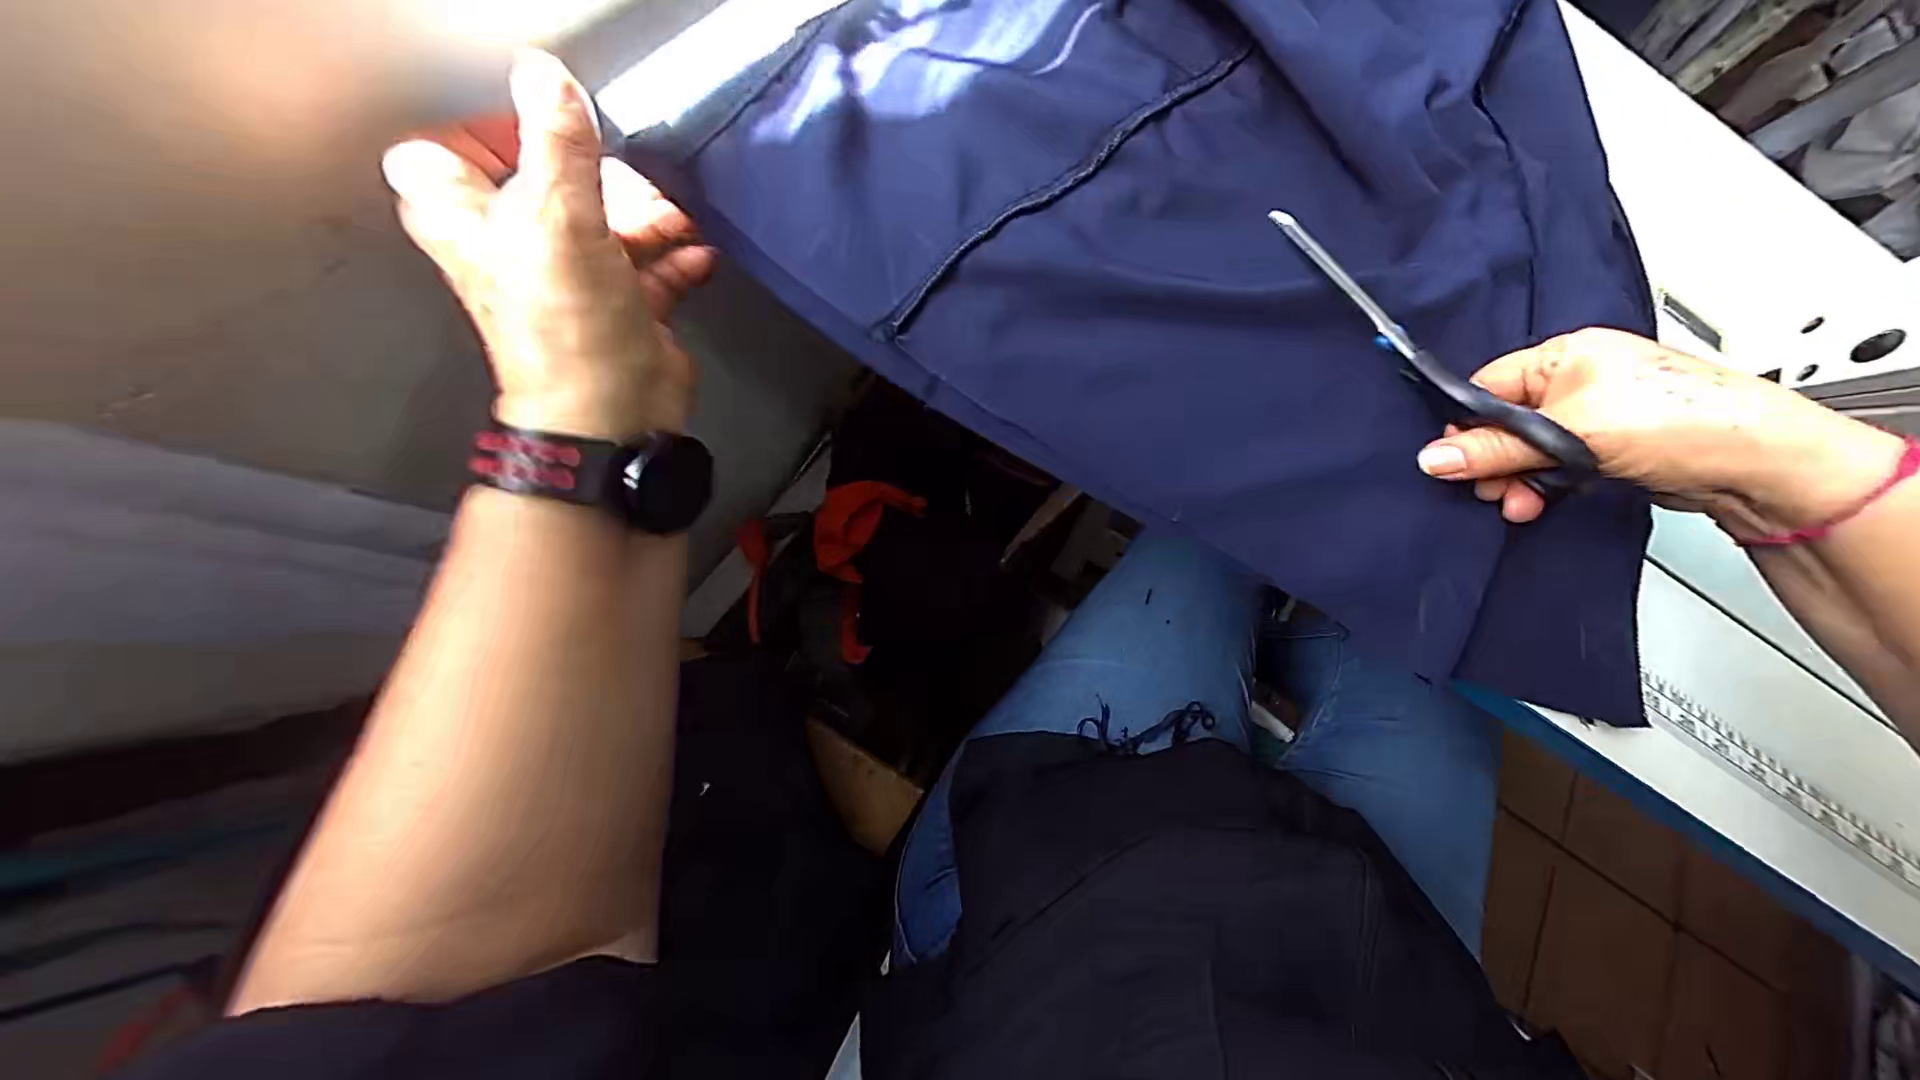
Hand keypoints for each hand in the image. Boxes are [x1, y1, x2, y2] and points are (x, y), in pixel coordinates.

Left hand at [380, 50, 714, 438]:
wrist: (617, 413)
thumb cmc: (569, 333)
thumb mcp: (559, 223)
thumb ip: (557, 144)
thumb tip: (548, 75)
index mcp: (470, 219)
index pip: (454, 146)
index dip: (500, 130)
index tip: (551, 133)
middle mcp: (520, 243)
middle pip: (558, 177)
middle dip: (608, 180)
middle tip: (635, 198)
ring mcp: (576, 274)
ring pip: (611, 216)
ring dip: (652, 216)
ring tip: (674, 229)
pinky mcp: (626, 301)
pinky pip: (654, 261)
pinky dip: (678, 255)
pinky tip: (694, 256)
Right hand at [1414, 327, 1905, 533]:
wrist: (1765, 466)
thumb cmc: (1687, 424)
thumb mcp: (1568, 435)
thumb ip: (1491, 449)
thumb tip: (1431, 458)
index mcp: (1565, 354)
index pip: (1485, 389)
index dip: (1465, 427)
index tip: (1454, 460)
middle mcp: (1575, 378)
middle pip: (1500, 424)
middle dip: (1491, 462)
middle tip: (1489, 487)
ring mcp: (1590, 413)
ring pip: (1522, 450)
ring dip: (1512, 480)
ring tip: (1519, 501)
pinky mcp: (1602, 444)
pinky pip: (1547, 464)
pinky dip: (1537, 485)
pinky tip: (1536, 500)